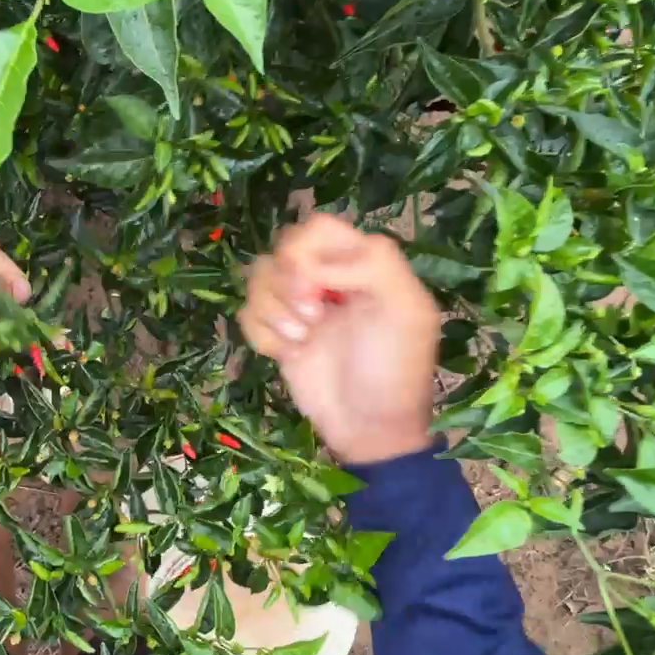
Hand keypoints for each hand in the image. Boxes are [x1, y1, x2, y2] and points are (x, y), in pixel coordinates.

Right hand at [237, 214, 440, 463]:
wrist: (368, 427)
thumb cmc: (395, 368)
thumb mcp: (408, 309)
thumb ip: (375, 265)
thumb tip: (316, 266)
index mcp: (360, 263)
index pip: (318, 228)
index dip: (307, 250)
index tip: (320, 286)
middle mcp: (325, 278)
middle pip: (280, 250)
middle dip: (287, 283)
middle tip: (313, 316)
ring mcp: (296, 306)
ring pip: (257, 280)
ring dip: (275, 312)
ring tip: (303, 340)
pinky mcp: (275, 334)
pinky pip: (246, 315)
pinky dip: (263, 336)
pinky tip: (290, 355)